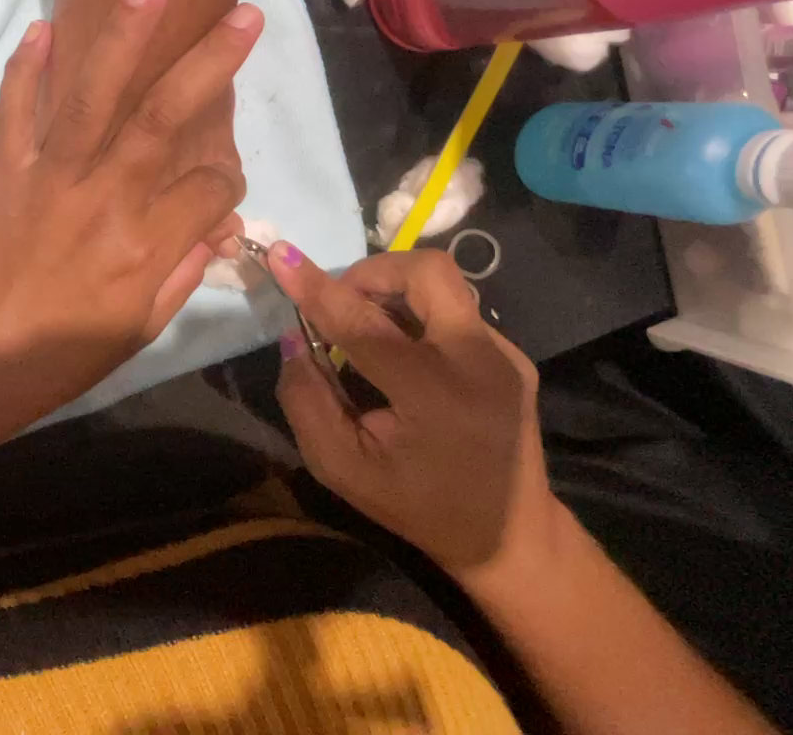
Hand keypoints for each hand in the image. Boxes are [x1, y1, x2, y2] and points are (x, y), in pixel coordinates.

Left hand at [0, 0, 260, 417]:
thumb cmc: (68, 354)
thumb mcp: (145, 327)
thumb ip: (185, 270)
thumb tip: (217, 228)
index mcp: (147, 247)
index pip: (211, 187)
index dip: (227, 182)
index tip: (219, 186)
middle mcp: (104, 201)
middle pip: (165, 120)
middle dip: (209, 64)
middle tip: (242, 14)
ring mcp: (49, 181)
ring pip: (90, 101)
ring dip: (121, 38)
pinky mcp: (5, 176)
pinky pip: (13, 115)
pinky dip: (24, 72)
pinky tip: (42, 28)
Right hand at [264, 246, 564, 582]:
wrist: (511, 536)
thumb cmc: (418, 505)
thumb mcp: (342, 468)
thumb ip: (307, 400)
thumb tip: (295, 338)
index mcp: (435, 396)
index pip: (363, 323)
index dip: (315, 287)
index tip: (281, 255)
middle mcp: (479, 361)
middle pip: (427, 272)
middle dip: (372, 272)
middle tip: (341, 302)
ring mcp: (503, 354)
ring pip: (441, 284)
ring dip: (391, 291)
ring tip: (365, 330)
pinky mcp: (511, 355)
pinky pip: (452, 309)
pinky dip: (413, 314)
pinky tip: (399, 355)